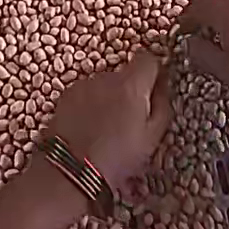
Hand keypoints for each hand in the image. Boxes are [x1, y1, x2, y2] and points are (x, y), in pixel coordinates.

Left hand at [43, 50, 172, 190]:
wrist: (71, 169)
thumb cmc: (117, 157)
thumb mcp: (152, 137)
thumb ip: (162, 105)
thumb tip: (163, 86)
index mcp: (130, 84)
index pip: (148, 59)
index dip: (155, 71)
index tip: (156, 88)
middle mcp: (105, 77)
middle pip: (125, 75)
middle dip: (131, 92)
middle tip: (132, 121)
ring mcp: (82, 85)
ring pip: (104, 86)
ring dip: (110, 99)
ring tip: (109, 130)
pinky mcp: (65, 96)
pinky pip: (86, 95)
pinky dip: (91, 106)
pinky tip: (90, 129)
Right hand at [178, 0, 228, 112]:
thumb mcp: (223, 69)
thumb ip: (201, 53)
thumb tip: (190, 43)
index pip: (199, 4)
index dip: (186, 16)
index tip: (181, 28)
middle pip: (218, 7)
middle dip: (204, 19)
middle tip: (195, 36)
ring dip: (223, 26)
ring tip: (218, 46)